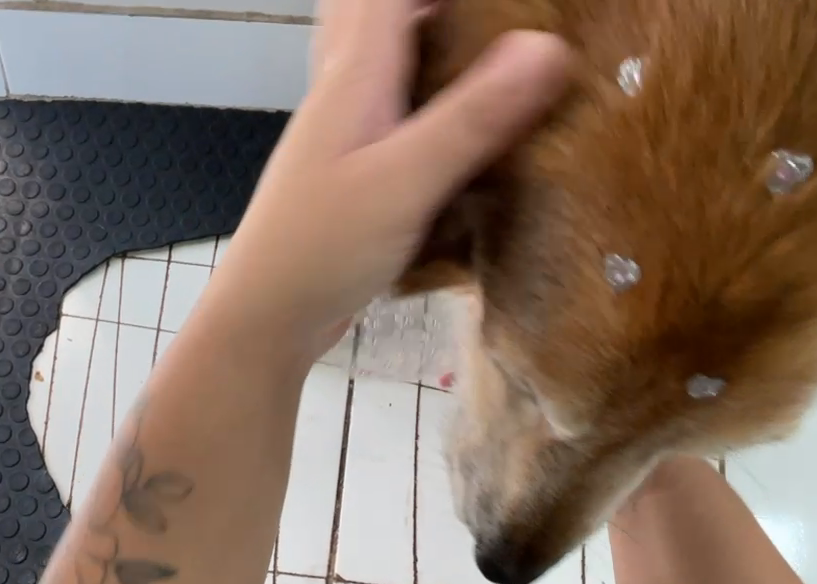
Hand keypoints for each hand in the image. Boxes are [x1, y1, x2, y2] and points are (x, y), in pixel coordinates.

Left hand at [195, 0, 570, 364]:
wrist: (267, 318)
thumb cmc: (324, 248)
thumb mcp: (404, 182)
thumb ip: (471, 118)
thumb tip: (548, 45)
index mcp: (355, 75)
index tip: (501, 5)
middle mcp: (342, 95)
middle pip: (374, 15)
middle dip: (426, 8)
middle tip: (484, 25)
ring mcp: (339, 140)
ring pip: (378, 68)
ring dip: (420, 49)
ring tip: (480, 61)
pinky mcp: (345, 182)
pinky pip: (385, 121)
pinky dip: (416, 110)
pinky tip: (450, 138)